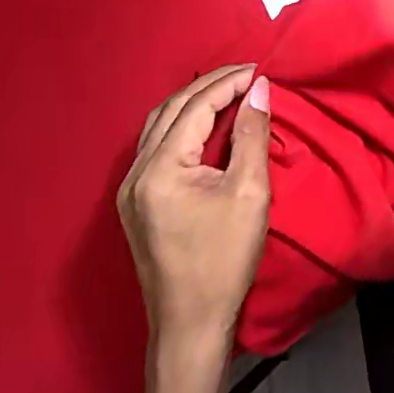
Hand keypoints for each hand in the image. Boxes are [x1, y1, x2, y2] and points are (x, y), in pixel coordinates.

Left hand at [118, 65, 272, 347]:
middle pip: (172, 109)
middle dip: (211, 85)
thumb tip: (259, 89)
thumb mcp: (249, 191)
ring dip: (195, 101)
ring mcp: (131, 189)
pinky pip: (157, 145)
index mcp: (160, 169)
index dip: (229, 83)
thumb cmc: (224, 257)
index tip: (262, 70)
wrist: (190, 323)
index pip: (196, 107)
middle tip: (249, 73)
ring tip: (232, 90)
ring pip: (159, 125)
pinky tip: (208, 123)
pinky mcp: (137, 202)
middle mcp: (136, 173)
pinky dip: (184, 123)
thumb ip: (251, 135)